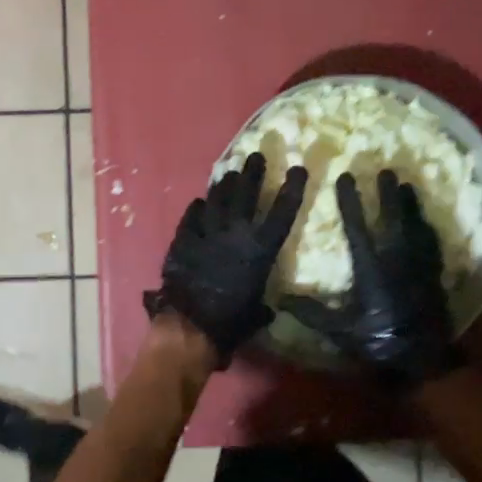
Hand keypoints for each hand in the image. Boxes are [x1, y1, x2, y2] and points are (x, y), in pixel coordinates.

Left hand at [144, 152, 307, 365]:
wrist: (191, 325)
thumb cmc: (231, 323)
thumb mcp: (256, 313)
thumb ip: (262, 303)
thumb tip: (266, 309)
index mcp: (260, 251)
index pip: (282, 213)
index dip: (292, 190)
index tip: (298, 169)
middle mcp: (236, 235)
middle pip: (246, 195)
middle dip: (253, 173)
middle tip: (256, 156)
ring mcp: (207, 234)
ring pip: (217, 200)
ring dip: (224, 185)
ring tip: (230, 173)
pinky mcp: (183, 240)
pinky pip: (191, 218)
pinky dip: (196, 209)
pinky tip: (200, 202)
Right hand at [281, 170, 462, 383]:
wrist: (423, 364)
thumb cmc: (377, 345)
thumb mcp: (339, 331)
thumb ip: (311, 311)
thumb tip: (280, 297)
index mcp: (372, 272)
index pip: (359, 229)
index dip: (351, 203)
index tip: (345, 178)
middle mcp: (398, 263)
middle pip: (394, 221)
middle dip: (388, 195)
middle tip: (385, 171)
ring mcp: (420, 269)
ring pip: (416, 229)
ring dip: (411, 206)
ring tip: (407, 185)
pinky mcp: (435, 277)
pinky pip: (433, 245)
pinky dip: (428, 228)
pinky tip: (426, 221)